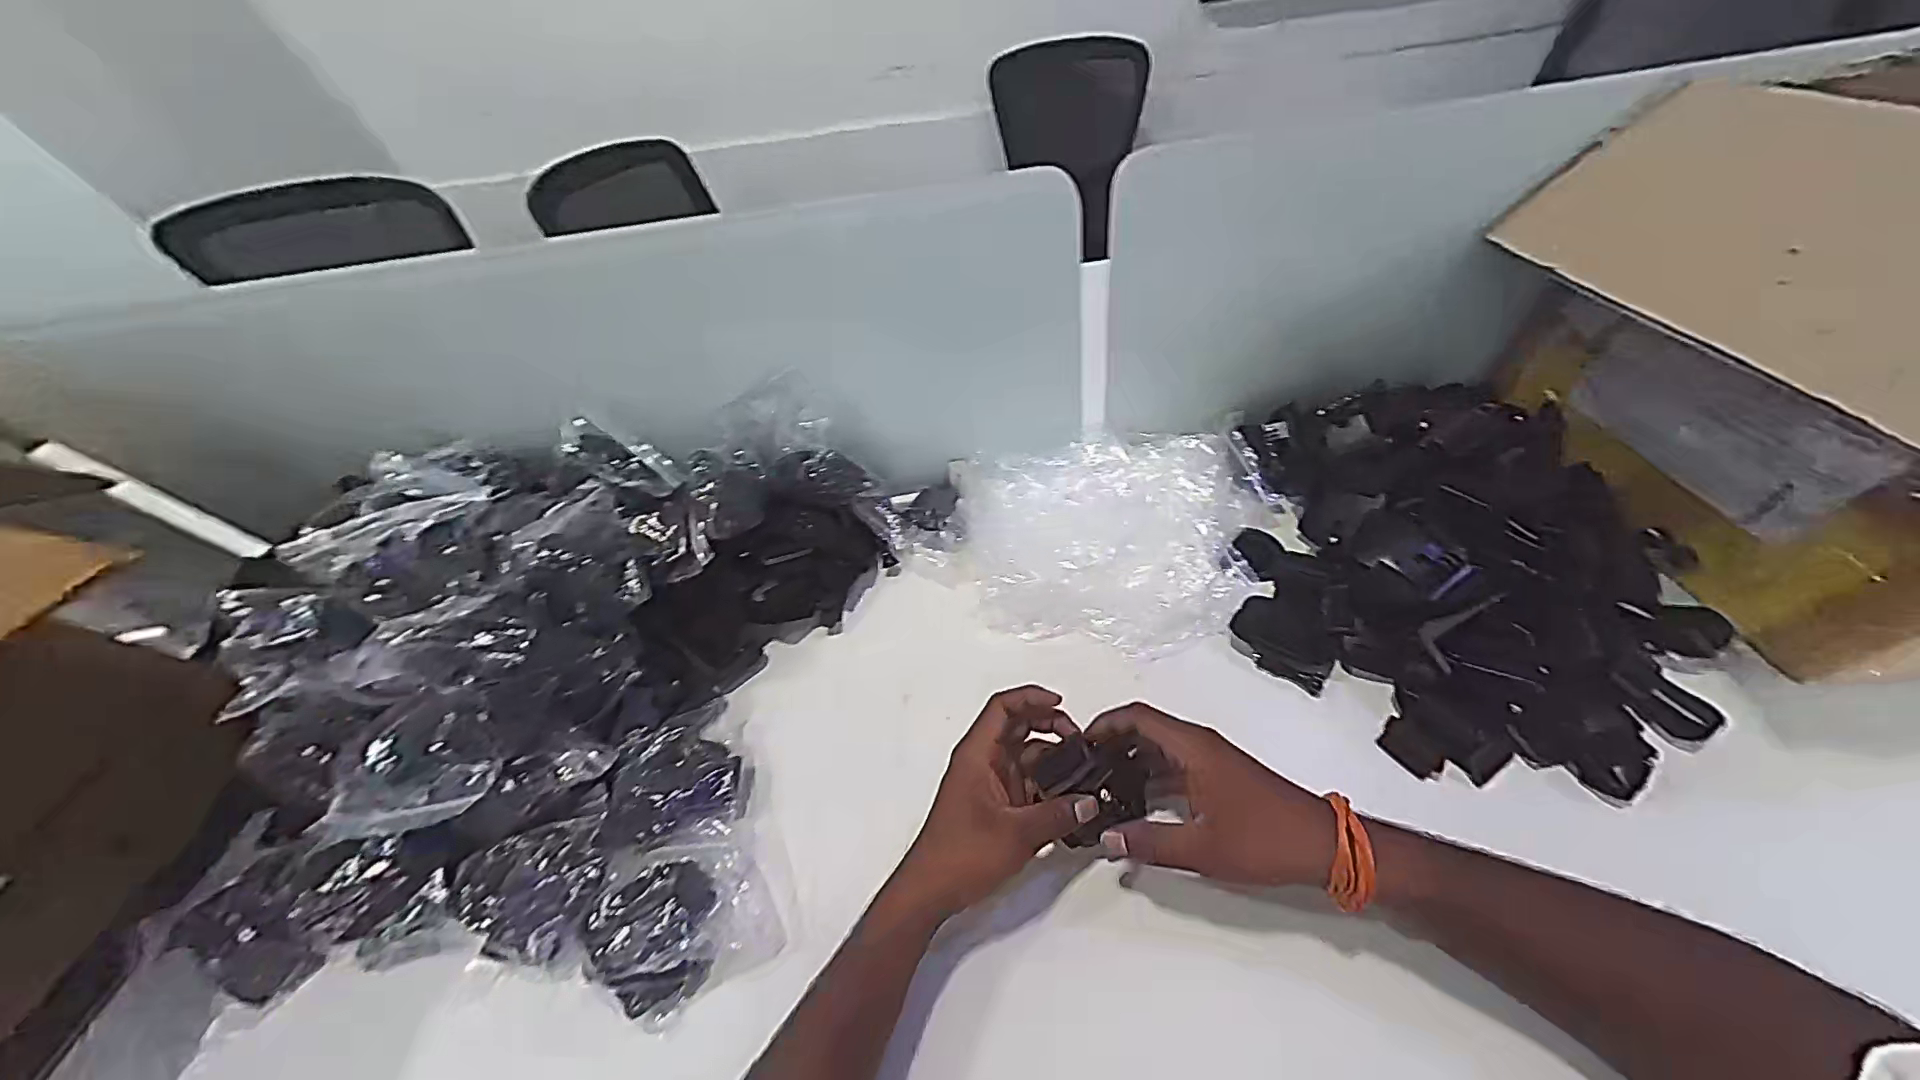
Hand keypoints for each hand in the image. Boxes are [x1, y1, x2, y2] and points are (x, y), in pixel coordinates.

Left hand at [889, 686, 1101, 919]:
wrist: (932, 890)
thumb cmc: (957, 856)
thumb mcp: (1016, 834)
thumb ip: (1057, 815)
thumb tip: (1086, 803)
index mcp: (977, 754)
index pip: (1003, 707)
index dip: (1031, 697)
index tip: (1059, 703)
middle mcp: (982, 762)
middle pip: (1017, 727)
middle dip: (1049, 725)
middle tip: (1078, 739)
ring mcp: (989, 783)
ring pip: (1024, 755)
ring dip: (1051, 757)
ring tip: (1079, 769)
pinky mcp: (996, 804)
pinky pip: (1025, 781)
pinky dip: (1045, 782)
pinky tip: (1067, 797)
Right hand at [1087, 702, 1334, 887]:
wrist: (1322, 845)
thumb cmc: (1268, 838)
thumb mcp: (1202, 847)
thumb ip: (1149, 842)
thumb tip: (1110, 837)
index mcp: (1193, 748)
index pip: (1138, 717)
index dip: (1106, 723)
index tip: (1081, 741)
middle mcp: (1199, 745)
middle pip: (1145, 728)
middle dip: (1112, 742)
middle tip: (1085, 765)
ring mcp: (1209, 760)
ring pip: (1158, 747)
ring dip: (1130, 760)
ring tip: (1103, 784)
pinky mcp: (1217, 776)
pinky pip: (1172, 764)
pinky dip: (1149, 775)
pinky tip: (1136, 801)